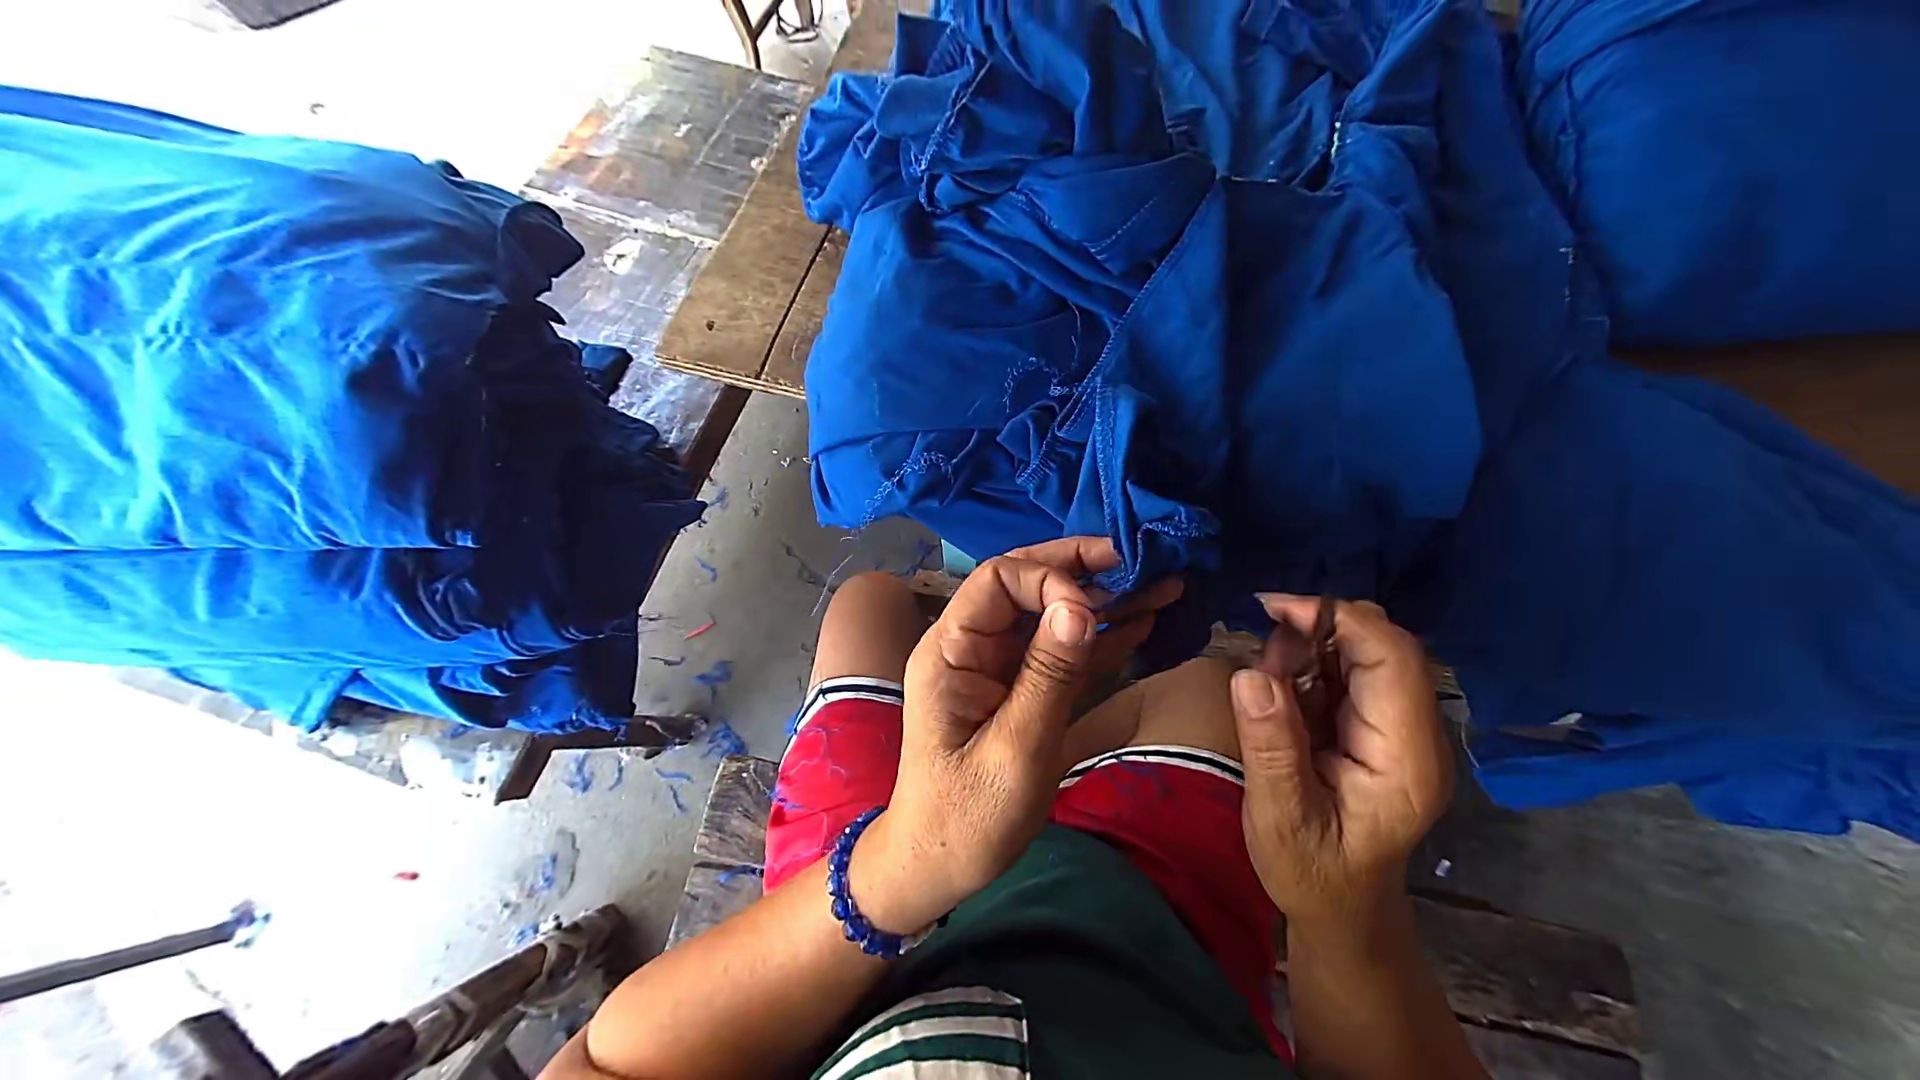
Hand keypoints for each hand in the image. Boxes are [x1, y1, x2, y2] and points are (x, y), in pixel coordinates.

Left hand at [851, 537, 1181, 932]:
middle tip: (1139, 557)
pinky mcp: (1021, 688)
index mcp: (952, 649)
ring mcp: (997, 665)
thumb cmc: (968, 817)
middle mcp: (973, 645)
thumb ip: (1048, 676)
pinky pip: (1062, 650)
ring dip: (1102, 598)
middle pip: (1026, 584)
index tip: (1091, 608)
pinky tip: (1142, 620)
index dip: (1048, 579)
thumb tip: (1081, 605)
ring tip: (1159, 581)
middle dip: (1081, 567)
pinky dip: (1101, 636)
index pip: (998, 580)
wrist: (940, 865)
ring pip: (1051, 614)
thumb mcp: (1014, 749)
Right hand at [1230, 595, 1452, 927]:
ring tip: (1267, 687)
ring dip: (1304, 650)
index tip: (1274, 609)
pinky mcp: (1374, 723)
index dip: (1340, 619)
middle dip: (1315, 632)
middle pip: (1380, 645)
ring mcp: (1396, 726)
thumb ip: (1270, 748)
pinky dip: (1303, 667)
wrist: (1339, 903)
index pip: (1395, 659)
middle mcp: (1414, 732)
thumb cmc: (1312, 871)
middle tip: (1261, 660)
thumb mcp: (1280, 816)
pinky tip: (1278, 695)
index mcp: (1406, 758)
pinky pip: (1343, 671)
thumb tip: (1251, 676)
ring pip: (1358, 651)